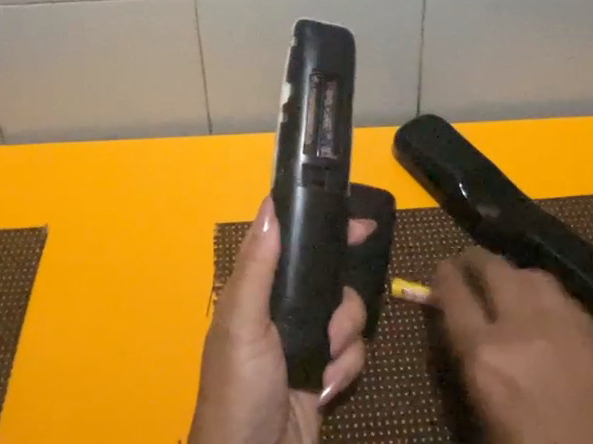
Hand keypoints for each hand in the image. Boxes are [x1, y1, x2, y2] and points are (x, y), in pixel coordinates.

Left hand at [189, 198, 376, 443]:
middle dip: (340, 290)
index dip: (315, 224)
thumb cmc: (239, 386)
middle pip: (325, 276)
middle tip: (344, 301)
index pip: (286, 241)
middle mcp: (279, 309)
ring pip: (345, 314)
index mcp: (255, 290)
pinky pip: (352, 352)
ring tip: (324, 358)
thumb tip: (270, 206)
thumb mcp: (242, 322)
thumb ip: (258, 266)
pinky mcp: (323, 371)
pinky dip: (345, 368)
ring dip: (343, 335)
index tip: (353, 219)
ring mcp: (304, 341)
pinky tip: (325, 385)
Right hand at [432, 247, 592, 443]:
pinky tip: (552, 312)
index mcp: (485, 354)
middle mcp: (523, 328)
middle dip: (476, 261)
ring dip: (516, 275)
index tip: (442, 268)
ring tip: (511, 282)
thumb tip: (465, 326)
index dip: (444, 277)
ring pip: (535, 277)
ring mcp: (567, 328)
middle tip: (470, 262)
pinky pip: (570, 303)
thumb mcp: (481, 413)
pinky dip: (552, 300)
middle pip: (494, 270)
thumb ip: (471, 361)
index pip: (455, 295)